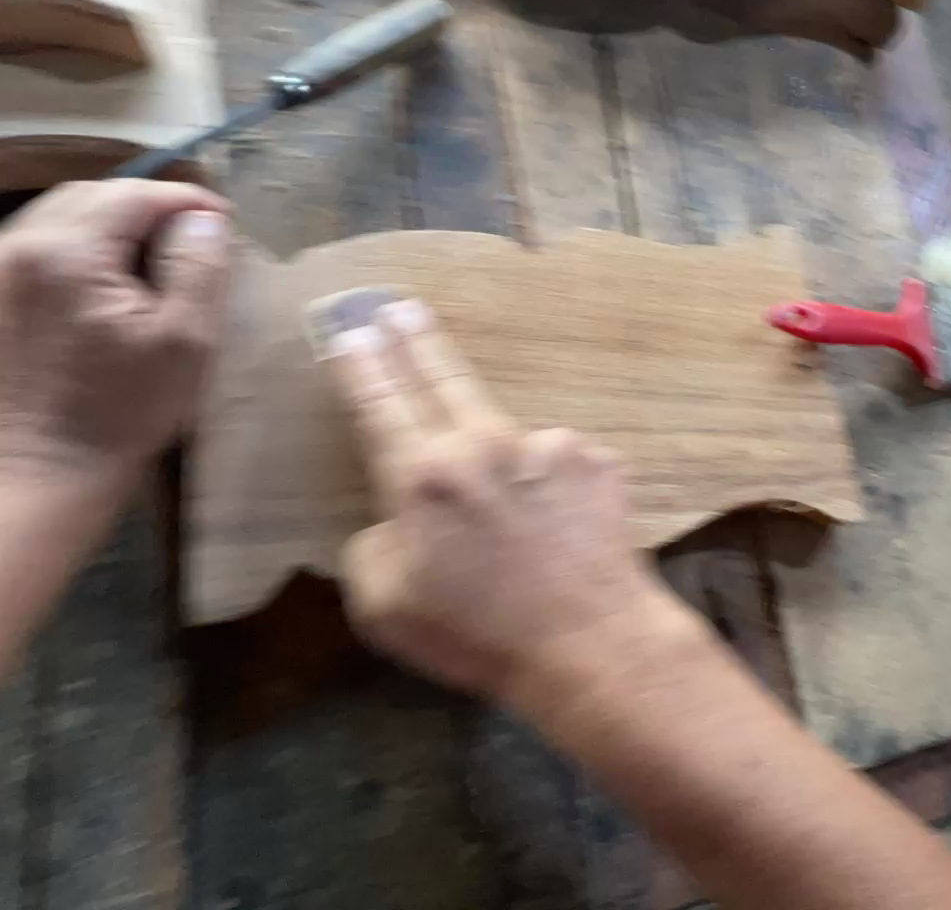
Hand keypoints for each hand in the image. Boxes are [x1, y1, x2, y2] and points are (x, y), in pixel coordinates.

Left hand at [0, 179, 231, 489]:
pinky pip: (29, 249)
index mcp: (64, 252)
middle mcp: (9, 247)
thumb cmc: (125, 411)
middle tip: (192, 239)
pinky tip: (101, 286)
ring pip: (55, 219)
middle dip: (146, 208)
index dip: (186, 201)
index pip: (133, 195)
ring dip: (109, 227)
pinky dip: (75, 250)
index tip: (225, 222)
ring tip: (151, 261)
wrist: (39, 476)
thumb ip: (199, 268)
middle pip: (89, 197)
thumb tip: (205, 220)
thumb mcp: (187, 341)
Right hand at [323, 298, 686, 703]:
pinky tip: (564, 534)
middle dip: (416, 339)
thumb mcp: (385, 605)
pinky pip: (561, 468)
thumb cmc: (478, 633)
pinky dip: (554, 494)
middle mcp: (487, 442)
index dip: (362, 365)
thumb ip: (375, 544)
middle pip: (443, 376)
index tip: (352, 332)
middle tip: (401, 308)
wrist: (590, 643)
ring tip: (517, 526)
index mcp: (424, 474)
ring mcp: (550, 444)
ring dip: (504, 467)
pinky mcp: (598, 459)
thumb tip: (398, 517)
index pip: (381, 401)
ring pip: (510, 441)